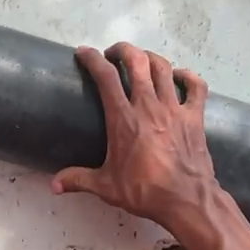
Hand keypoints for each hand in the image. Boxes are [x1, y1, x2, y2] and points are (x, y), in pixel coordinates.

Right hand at [52, 42, 219, 229]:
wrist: (186, 199)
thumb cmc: (144, 191)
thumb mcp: (106, 187)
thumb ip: (78, 179)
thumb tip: (53, 185)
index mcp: (123, 118)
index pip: (105, 77)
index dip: (92, 59)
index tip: (84, 53)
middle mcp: (148, 105)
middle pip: (137, 61)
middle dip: (122, 50)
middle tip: (113, 54)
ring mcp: (174, 108)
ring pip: (163, 68)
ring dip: (150, 58)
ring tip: (141, 61)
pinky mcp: (195, 116)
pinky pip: (196, 86)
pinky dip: (188, 76)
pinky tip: (180, 76)